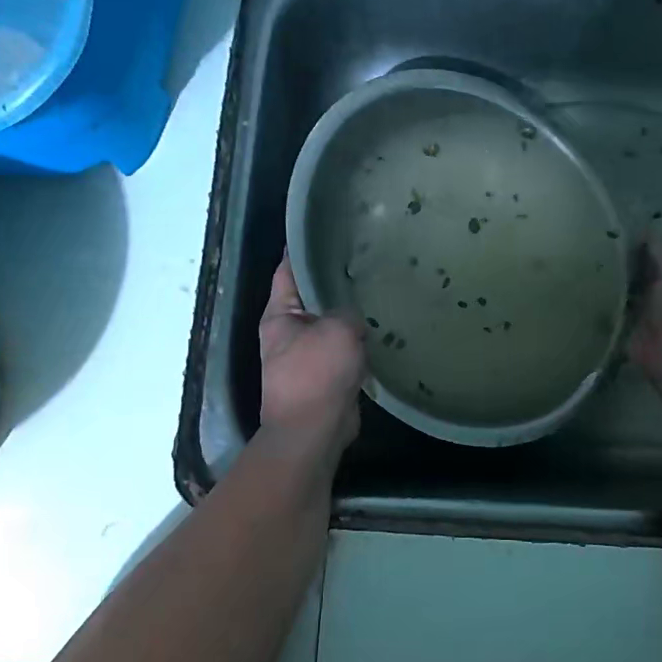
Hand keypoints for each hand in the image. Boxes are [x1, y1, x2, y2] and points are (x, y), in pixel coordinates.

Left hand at [259, 253, 365, 452]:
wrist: (313, 432)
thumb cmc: (317, 374)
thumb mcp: (337, 330)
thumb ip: (348, 312)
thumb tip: (353, 317)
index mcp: (280, 315)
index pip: (287, 271)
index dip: (301, 249)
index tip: (322, 230)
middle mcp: (288, 332)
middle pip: (312, 297)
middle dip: (334, 282)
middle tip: (364, 259)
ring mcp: (306, 356)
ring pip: (331, 325)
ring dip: (349, 315)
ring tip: (378, 290)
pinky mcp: (325, 376)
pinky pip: (343, 350)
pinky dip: (358, 342)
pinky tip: (382, 329)